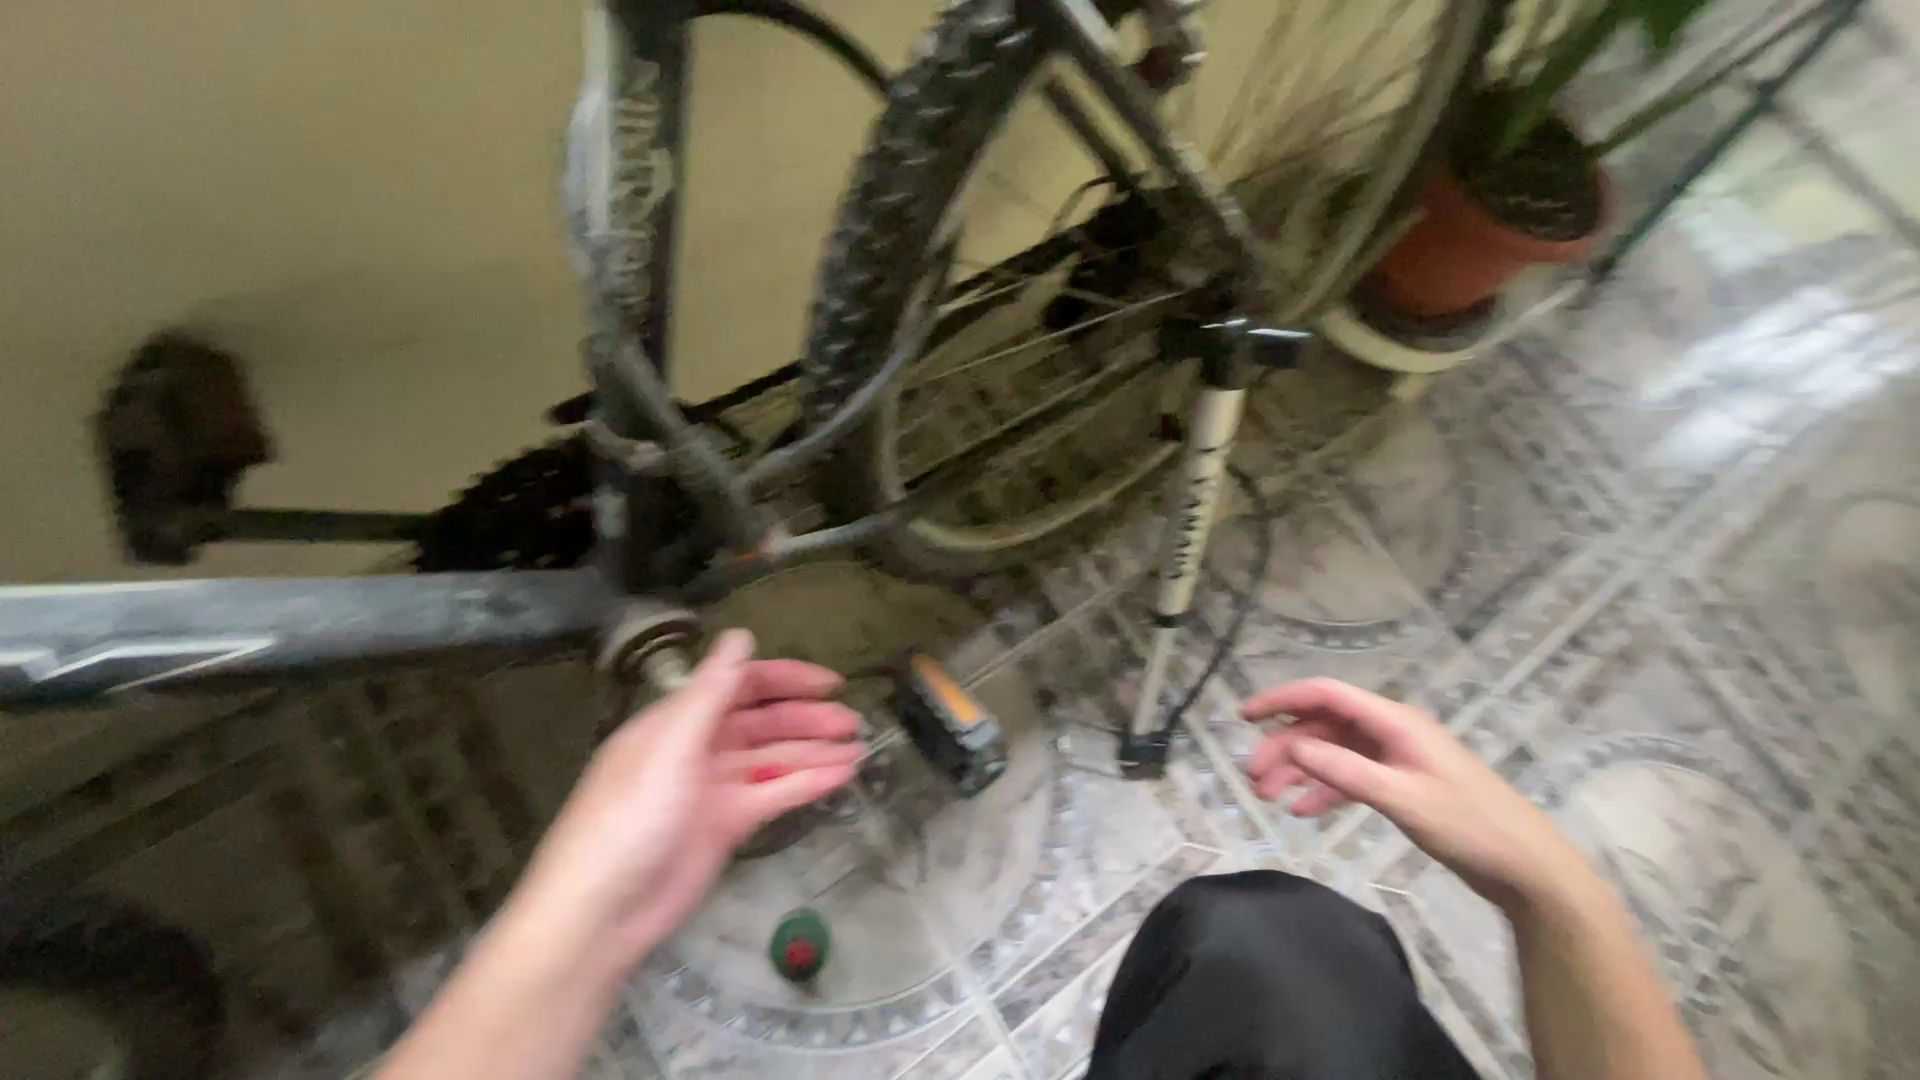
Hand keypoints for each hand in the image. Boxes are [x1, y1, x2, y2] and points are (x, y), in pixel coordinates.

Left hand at [509, 630, 861, 974]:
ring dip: (814, 752)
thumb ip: (709, 693)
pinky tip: (839, 778)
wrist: (600, 914)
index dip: (785, 679)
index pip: (740, 686)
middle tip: (852, 722)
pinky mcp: (727, 825)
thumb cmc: (628, 820)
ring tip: (858, 751)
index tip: (829, 683)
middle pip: (763, 722)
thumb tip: (740, 635)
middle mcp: (700, 747)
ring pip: (774, 759)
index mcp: (679, 721)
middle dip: (807, 719)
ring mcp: (715, 788)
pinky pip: (774, 795)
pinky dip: (806, 784)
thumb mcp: (669, 749)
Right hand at [1242, 677, 1595, 910]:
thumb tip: (1292, 746)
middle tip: (1253, 778)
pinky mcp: (1401, 784)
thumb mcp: (1403, 799)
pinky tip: (1303, 810)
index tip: (1244, 717)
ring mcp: (1396, 758)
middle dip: (1283, 747)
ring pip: (1332, 752)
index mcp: (1394, 721)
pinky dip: (1324, 790)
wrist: (1530, 870)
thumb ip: (1345, 771)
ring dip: (1299, 770)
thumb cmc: (1470, 826)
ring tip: (1268, 797)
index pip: (1325, 695)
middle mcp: (1390, 731)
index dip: (1281, 700)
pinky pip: (1350, 777)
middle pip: (1322, 727)